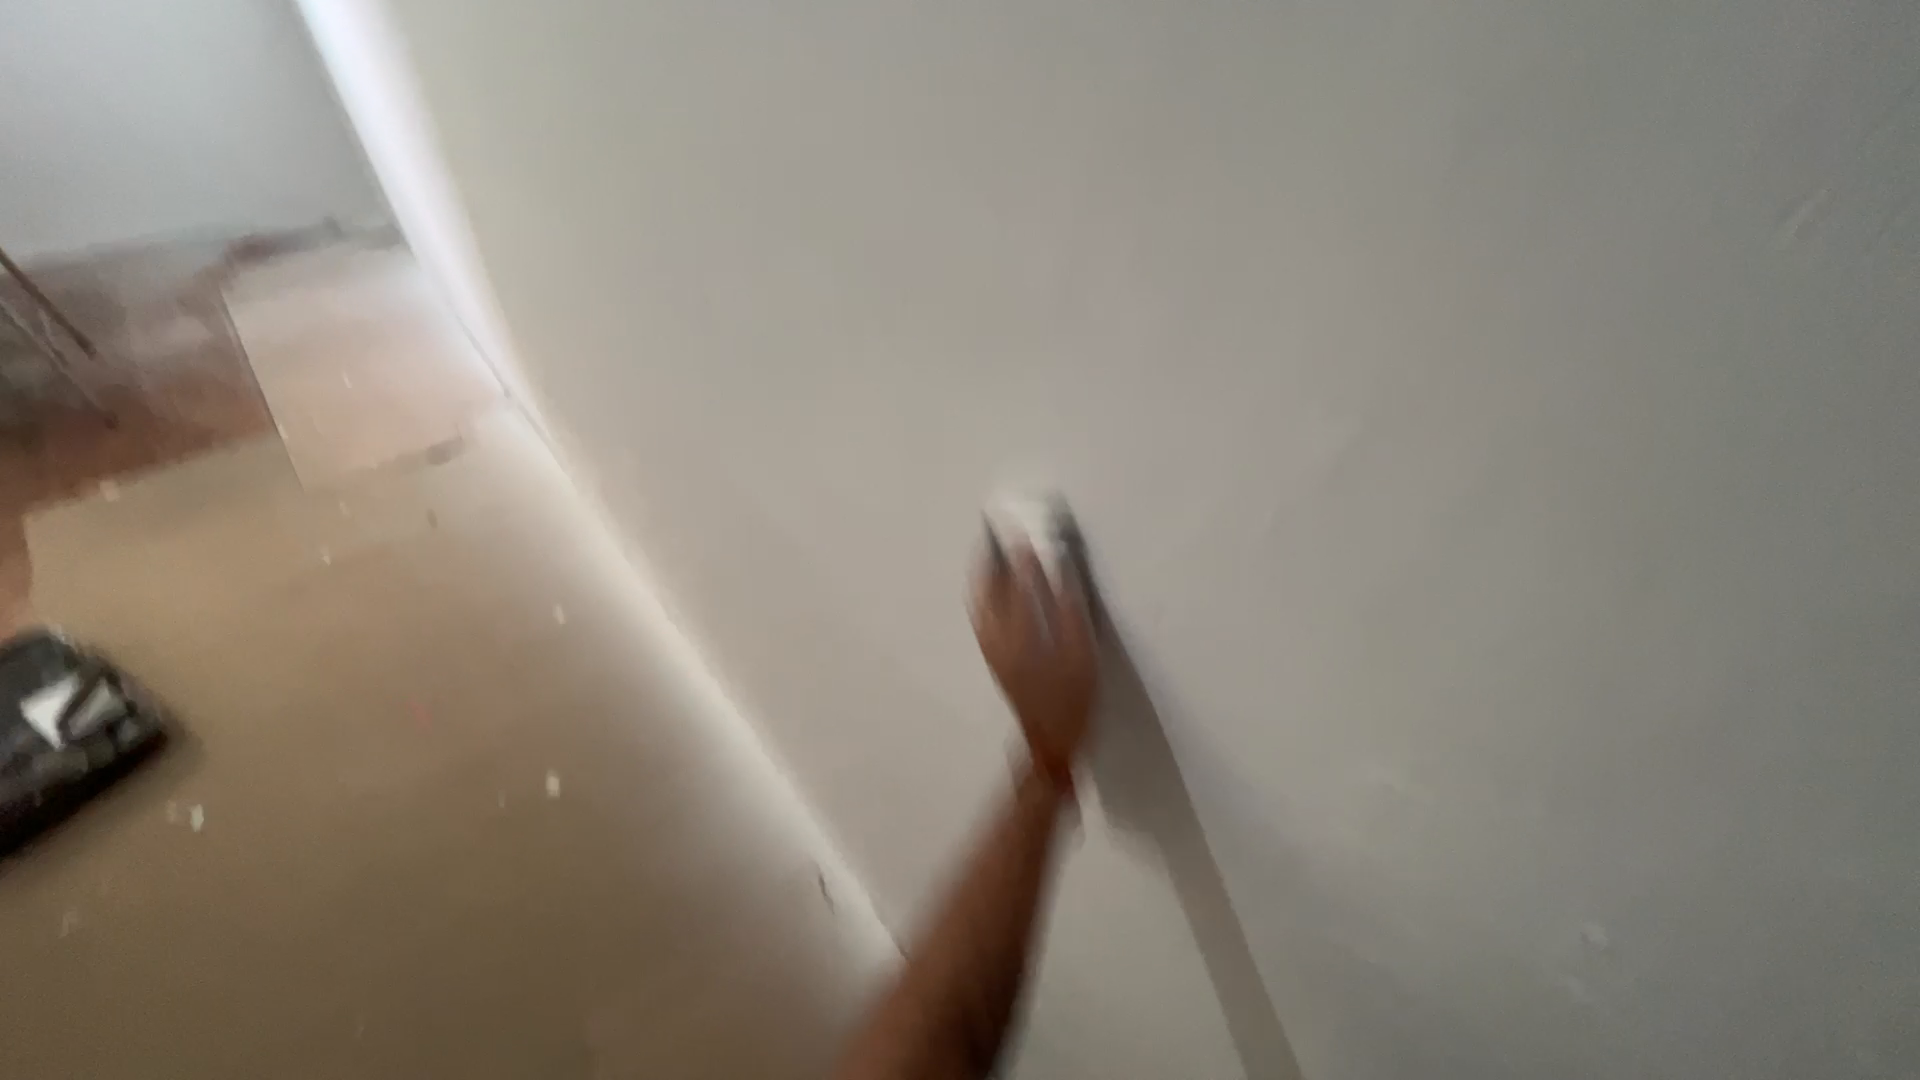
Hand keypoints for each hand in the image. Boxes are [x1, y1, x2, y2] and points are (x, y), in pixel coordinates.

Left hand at [969, 528, 1096, 779]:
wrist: (1048, 737)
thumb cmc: (1072, 696)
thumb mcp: (1081, 651)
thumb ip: (1069, 607)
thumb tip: (1060, 569)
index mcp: (1025, 631)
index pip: (1020, 579)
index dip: (1020, 551)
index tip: (1020, 526)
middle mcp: (1000, 634)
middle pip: (989, 586)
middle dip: (990, 555)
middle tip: (994, 529)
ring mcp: (991, 645)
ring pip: (980, 599)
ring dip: (983, 571)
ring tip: (989, 549)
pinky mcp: (991, 653)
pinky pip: (980, 613)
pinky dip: (982, 591)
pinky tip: (989, 586)